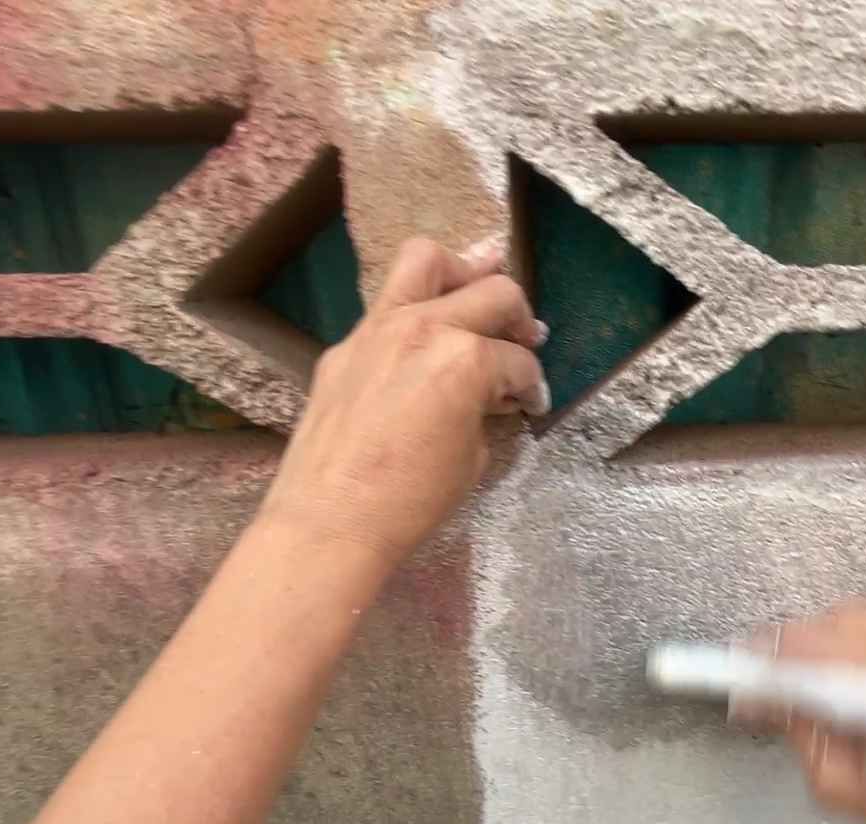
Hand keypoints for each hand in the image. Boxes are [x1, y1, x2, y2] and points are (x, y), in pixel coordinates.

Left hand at [260, 237, 549, 565]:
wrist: (332, 520)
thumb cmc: (414, 500)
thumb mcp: (473, 456)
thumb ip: (486, 410)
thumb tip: (492, 395)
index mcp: (465, 360)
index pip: (517, 361)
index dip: (534, 384)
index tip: (533, 401)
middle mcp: (424, 327)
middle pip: (491, 293)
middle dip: (519, 317)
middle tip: (526, 339)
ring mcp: (377, 328)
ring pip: (426, 260)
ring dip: (464, 271)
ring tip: (479, 287)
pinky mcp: (346, 345)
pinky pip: (388, 305)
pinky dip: (418, 311)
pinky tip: (427, 338)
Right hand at [742, 603, 865, 823]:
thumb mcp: (839, 785)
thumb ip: (798, 730)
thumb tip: (759, 695)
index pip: (820, 655)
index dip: (771, 659)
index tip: (739, 666)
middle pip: (835, 624)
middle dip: (788, 645)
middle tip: (756, 672)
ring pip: (853, 617)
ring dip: (815, 639)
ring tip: (789, 672)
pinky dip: (844, 640)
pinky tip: (828, 668)